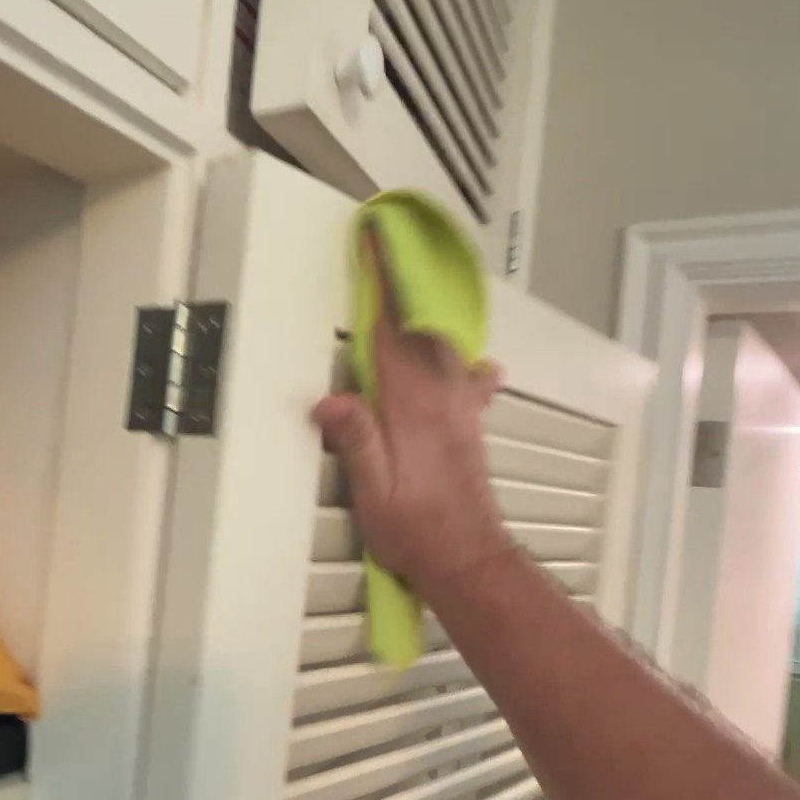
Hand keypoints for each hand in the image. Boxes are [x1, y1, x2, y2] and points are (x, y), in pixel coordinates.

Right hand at [313, 225, 516, 604]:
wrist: (468, 558)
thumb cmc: (415, 529)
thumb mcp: (373, 492)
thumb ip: (356, 442)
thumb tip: (328, 400)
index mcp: (411, 407)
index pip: (392, 331)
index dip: (382, 283)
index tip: (375, 240)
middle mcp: (441, 398)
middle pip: (422, 329)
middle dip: (402, 290)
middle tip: (383, 260)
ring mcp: (460, 410)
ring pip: (445, 348)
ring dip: (424, 321)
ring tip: (408, 305)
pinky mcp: (470, 426)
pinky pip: (468, 378)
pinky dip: (460, 361)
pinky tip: (467, 365)